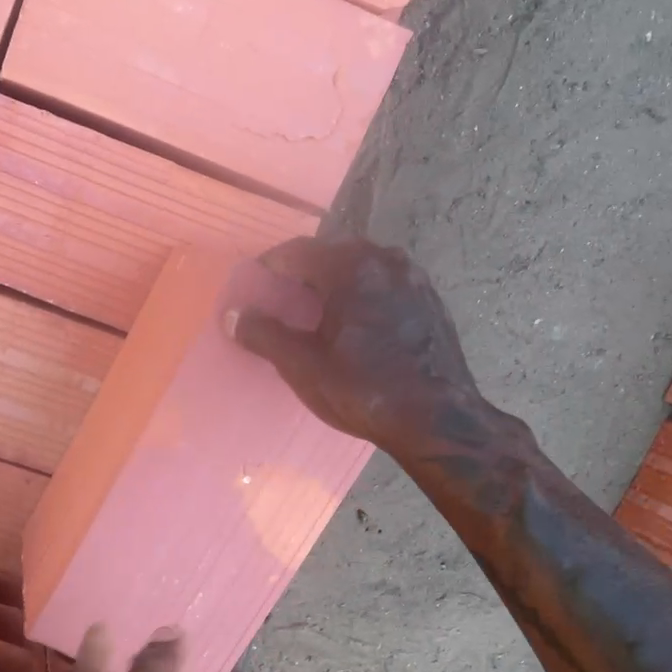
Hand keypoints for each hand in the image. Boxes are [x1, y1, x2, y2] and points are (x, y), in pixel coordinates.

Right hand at [234, 237, 479, 455]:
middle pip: (331, 252)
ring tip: (314, 310)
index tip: (251, 283)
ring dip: (333, 280)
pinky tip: (353, 323)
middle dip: (301, 271)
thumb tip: (234, 315)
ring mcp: (414, 278)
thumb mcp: (302, 367)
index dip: (268, 265)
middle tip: (279, 297)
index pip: (297, 250)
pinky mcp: (430, 300)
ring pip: (361, 266)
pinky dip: (360, 292)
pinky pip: (384, 283)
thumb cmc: (364, 390)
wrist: (438, 420)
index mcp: (351, 269)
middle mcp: (385, 261)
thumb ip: (264, 335)